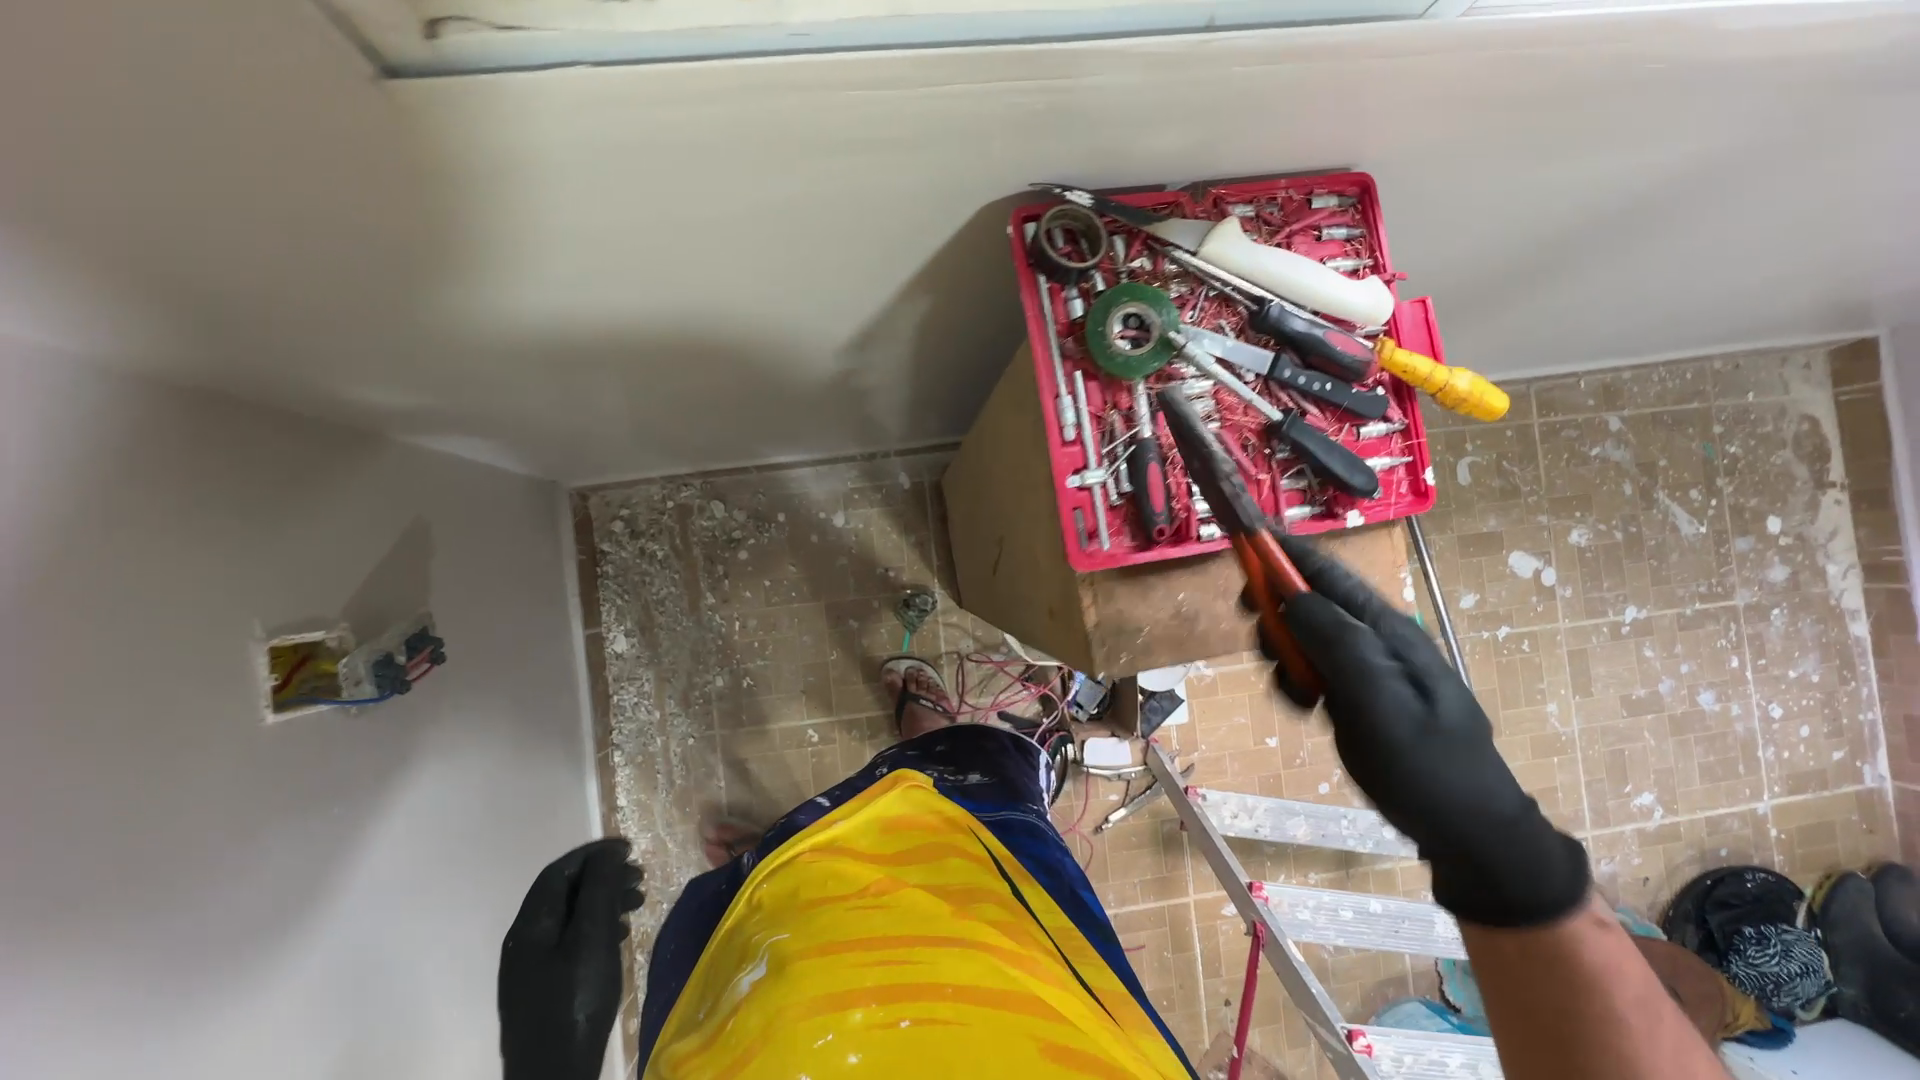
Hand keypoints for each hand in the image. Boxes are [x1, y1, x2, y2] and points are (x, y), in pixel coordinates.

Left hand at [499, 838, 644, 1079]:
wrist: (553, 1075)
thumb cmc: (575, 1001)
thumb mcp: (591, 939)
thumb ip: (598, 891)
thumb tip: (606, 854)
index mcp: (530, 926)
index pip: (560, 871)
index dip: (594, 854)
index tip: (630, 849)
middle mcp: (525, 942)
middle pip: (565, 893)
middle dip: (602, 877)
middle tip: (639, 877)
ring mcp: (533, 968)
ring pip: (571, 917)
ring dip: (603, 902)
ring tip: (637, 904)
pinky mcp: (545, 989)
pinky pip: (572, 942)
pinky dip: (598, 928)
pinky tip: (618, 937)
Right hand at [1263, 534, 1589, 927]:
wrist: (1466, 830)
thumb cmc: (1424, 766)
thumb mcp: (1378, 703)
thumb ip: (1336, 643)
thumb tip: (1292, 595)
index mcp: (1386, 631)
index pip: (1327, 574)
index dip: (1284, 553)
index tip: (1241, 540)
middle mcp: (1376, 640)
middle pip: (1310, 602)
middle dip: (1277, 614)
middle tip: (1265, 648)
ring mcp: (1368, 669)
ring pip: (1306, 638)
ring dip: (1285, 655)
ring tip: (1296, 694)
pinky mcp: (1359, 696)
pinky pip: (1313, 671)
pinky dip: (1296, 683)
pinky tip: (1306, 709)